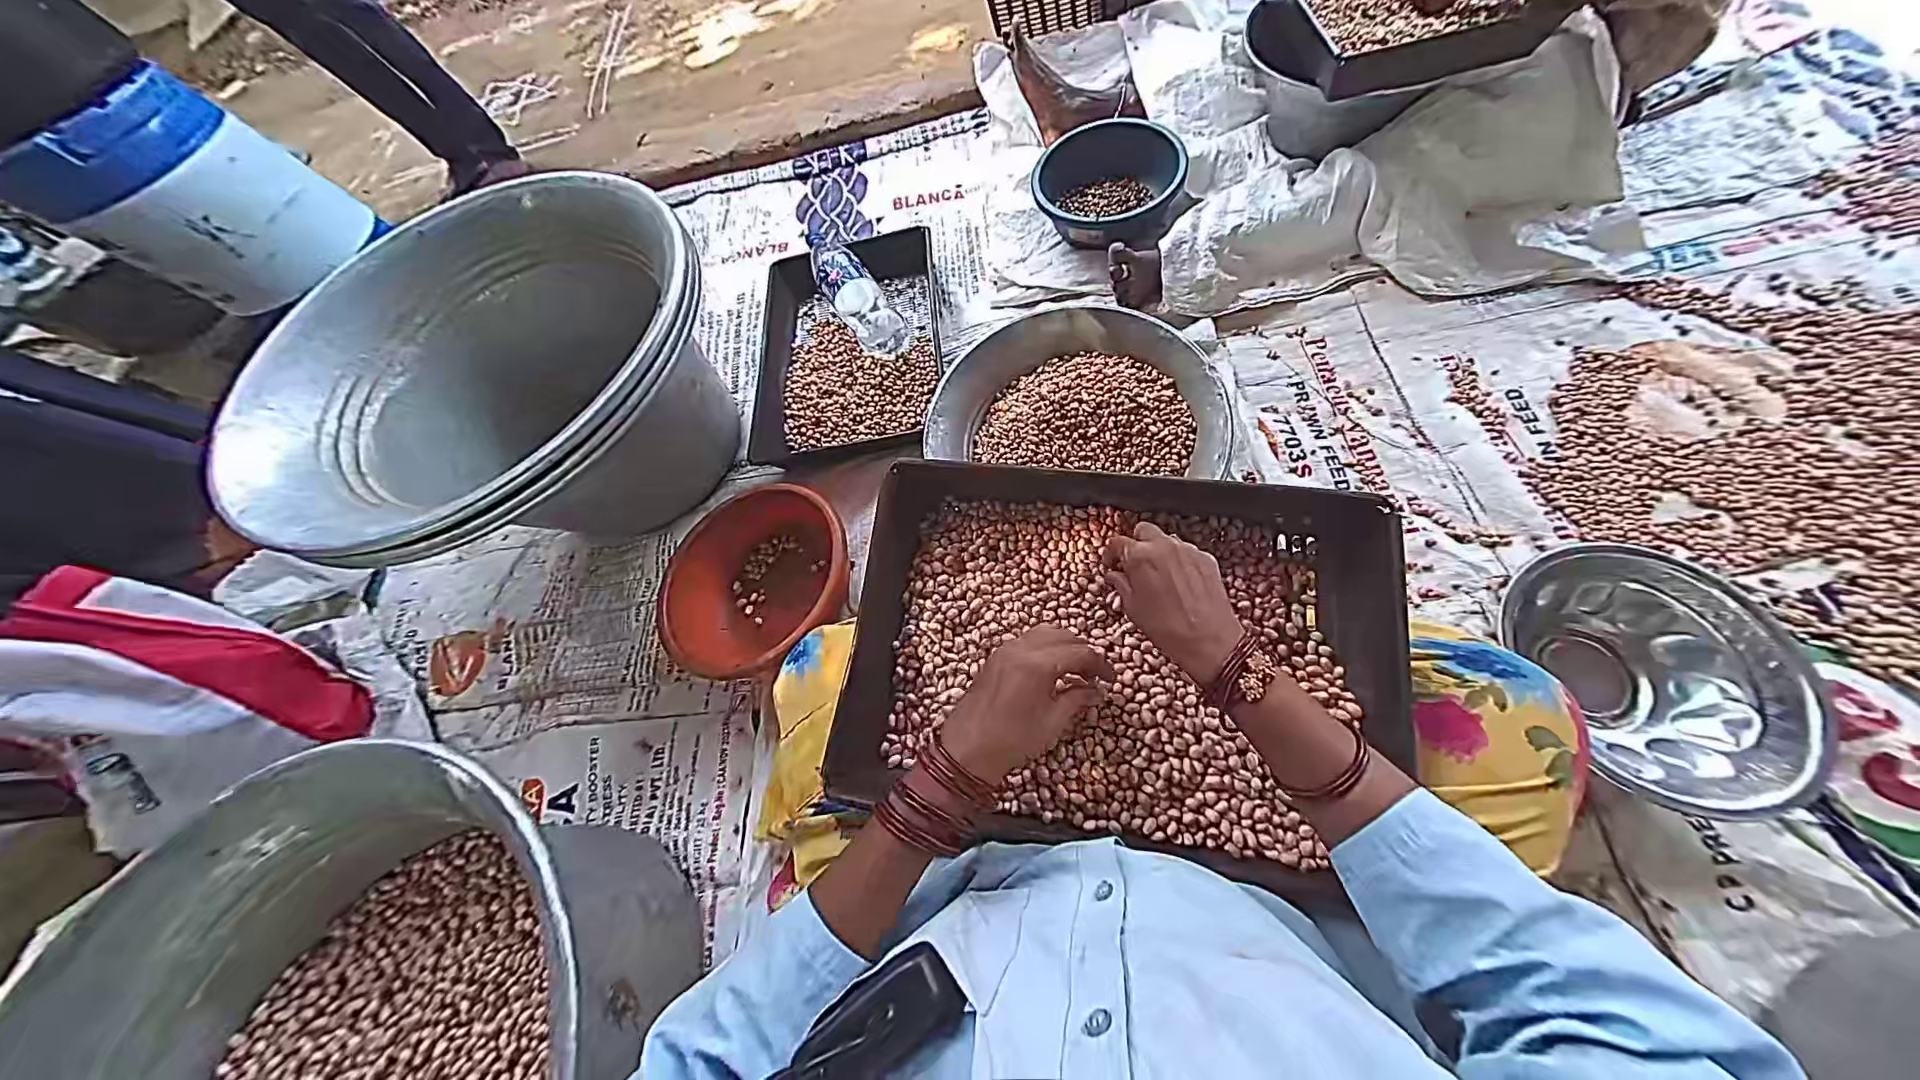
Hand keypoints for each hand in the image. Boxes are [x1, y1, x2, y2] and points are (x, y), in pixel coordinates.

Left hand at [940, 626, 1113, 781]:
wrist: (966, 749)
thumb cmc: (1011, 740)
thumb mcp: (1052, 723)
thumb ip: (1076, 699)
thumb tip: (1096, 690)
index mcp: (1036, 664)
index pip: (1079, 652)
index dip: (1100, 664)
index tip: (1111, 680)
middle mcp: (1020, 649)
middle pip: (1063, 636)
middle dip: (1084, 652)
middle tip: (1096, 676)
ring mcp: (1005, 650)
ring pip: (1045, 633)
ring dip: (1064, 646)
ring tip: (1076, 671)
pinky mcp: (996, 657)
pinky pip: (1028, 641)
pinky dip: (1046, 648)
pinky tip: (1053, 671)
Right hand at [1101, 522, 1244, 683]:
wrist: (1210, 641)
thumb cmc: (1170, 629)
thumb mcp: (1133, 608)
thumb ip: (1121, 585)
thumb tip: (1116, 577)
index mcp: (1140, 557)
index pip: (1117, 542)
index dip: (1111, 553)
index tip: (1111, 564)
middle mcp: (1164, 547)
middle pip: (1143, 531)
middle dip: (1135, 544)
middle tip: (1132, 564)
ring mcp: (1188, 551)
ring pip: (1166, 539)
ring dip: (1157, 551)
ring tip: (1156, 575)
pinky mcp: (1206, 559)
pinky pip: (1187, 551)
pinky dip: (1178, 560)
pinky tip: (1177, 582)